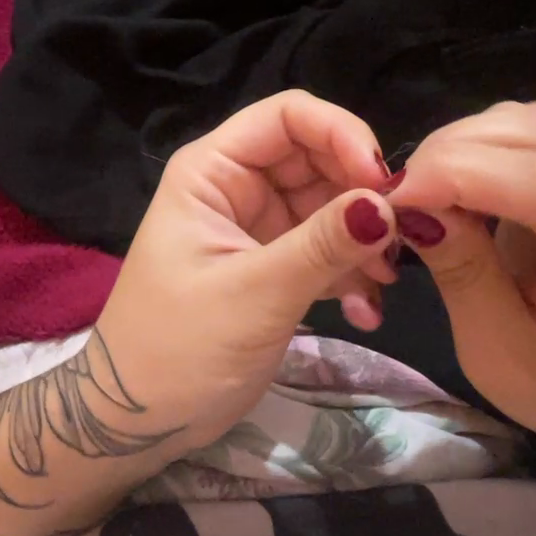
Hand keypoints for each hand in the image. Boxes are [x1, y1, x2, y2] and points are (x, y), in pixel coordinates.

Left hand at [93, 90, 401, 450]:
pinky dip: (350, 273)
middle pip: (316, 157)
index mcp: (213, 169)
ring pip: (328, 204)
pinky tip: (364, 313)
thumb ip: (323, 245)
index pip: (287, 115)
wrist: (139, 419)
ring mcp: (255, 224)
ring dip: (363, 239)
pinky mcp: (271, 263)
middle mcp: (236, 184)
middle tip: (397, 243)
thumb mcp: (254, 294)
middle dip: (360, 193)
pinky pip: (325, 248)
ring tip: (382, 286)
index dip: (341, 133)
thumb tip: (388, 203)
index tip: (382, 182)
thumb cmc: (178, 348)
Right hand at [388, 101, 535, 467]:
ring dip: (470, 141)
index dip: (464, 175)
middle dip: (458, 150)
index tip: (394, 192)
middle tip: (399, 187)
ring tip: (426, 184)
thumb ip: (465, 277)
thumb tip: (414, 205)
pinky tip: (461, 176)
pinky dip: (490, 141)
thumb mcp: (505, 361)